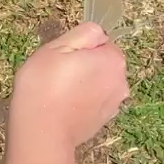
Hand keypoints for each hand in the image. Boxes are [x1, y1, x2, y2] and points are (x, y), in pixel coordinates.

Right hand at [9, 22, 128, 149]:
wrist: (43, 131)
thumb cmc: (43, 86)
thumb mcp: (55, 49)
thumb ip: (82, 34)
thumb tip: (98, 32)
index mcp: (112, 60)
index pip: (101, 43)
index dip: (79, 48)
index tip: (60, 59)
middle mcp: (121, 81)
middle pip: (102, 64)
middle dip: (83, 66)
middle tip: (55, 75)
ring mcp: (114, 103)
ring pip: (98, 83)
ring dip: (83, 84)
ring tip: (56, 93)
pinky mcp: (104, 120)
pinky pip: (94, 101)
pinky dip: (81, 102)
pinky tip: (62, 108)